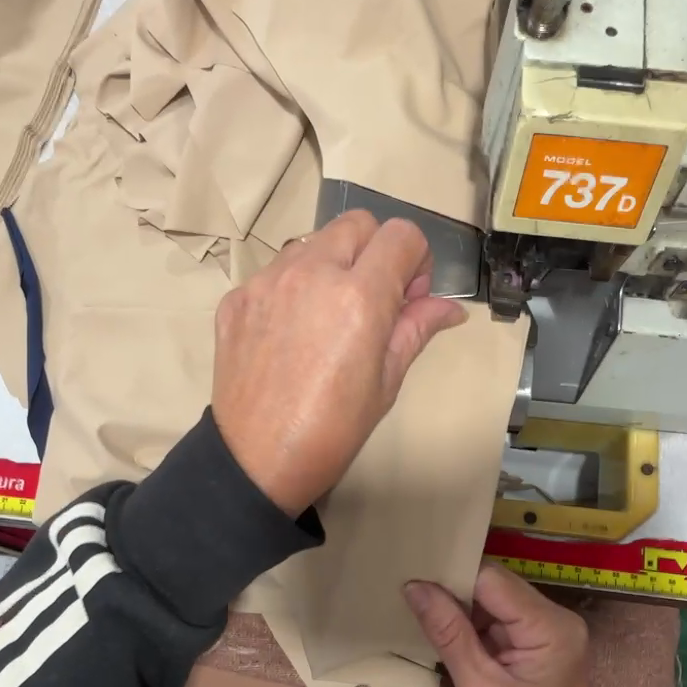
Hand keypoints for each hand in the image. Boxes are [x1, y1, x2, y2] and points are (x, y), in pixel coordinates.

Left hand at [212, 211, 467, 513]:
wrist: (257, 462)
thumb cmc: (332, 430)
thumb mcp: (386, 383)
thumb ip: (416, 330)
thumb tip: (450, 308)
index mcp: (358, 295)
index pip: (402, 235)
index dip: (415, 261)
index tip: (408, 299)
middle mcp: (310, 273)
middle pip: (356, 224)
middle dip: (375, 252)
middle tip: (373, 301)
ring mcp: (267, 282)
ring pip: (312, 243)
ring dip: (331, 266)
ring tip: (328, 319)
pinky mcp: (237, 299)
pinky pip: (274, 273)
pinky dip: (292, 290)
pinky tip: (291, 336)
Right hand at [404, 564, 593, 686]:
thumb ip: (448, 632)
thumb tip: (414, 585)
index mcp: (550, 626)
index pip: (492, 580)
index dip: (451, 575)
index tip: (410, 575)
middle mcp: (554, 618)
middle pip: (492, 586)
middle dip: (451, 589)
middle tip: (405, 587)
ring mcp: (544, 632)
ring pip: (490, 602)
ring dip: (456, 607)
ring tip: (414, 603)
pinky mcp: (532, 646)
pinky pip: (494, 622)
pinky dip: (468, 625)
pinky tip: (437, 625)